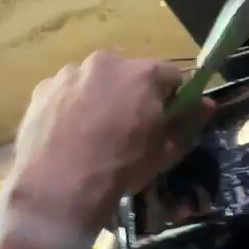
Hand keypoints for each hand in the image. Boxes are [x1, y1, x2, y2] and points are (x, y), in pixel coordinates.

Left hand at [3, 53, 192, 235]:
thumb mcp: (166, 149)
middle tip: (131, 128)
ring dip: (103, 98)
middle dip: (135, 95)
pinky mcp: (42, 89)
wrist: (59, 185)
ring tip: (96, 133)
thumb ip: (188, 121)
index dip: (173, 98)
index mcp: (143, 73)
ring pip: (97, 82)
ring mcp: (69, 73)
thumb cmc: (122, 166)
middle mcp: (106, 63)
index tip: (167, 120)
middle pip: (131, 74)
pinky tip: (71, 134)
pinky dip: (74, 106)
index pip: (172, 76)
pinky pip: (68, 92)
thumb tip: (207, 104)